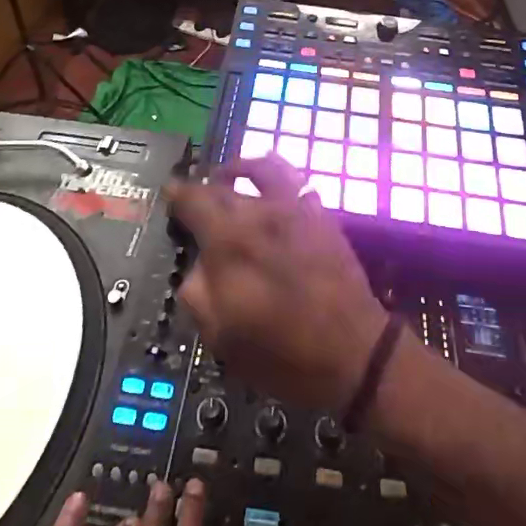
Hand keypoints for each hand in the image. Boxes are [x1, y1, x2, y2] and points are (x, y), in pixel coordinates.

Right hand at [168, 156, 391, 411]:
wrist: (357, 357)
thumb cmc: (282, 352)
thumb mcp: (219, 334)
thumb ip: (196, 289)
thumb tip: (199, 264)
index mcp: (228, 240)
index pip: (192, 198)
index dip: (176, 195)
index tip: (168, 197)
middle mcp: (260, 213)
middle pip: (222, 184)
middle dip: (203, 189)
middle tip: (194, 201)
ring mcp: (296, 211)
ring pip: (263, 168)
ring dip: (240, 170)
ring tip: (231, 179)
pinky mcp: (322, 218)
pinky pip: (295, 183)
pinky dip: (275, 183)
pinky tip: (270, 200)